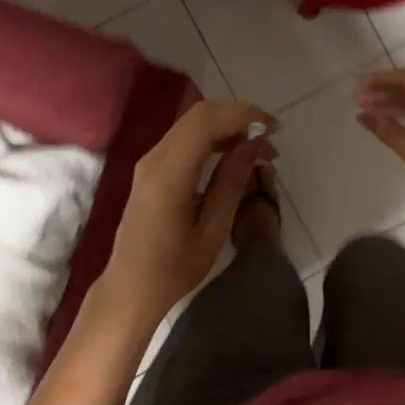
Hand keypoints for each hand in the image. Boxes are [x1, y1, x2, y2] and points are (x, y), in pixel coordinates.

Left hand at [105, 100, 276, 315]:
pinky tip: (234, 156)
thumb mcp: (213, 229)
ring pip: (191, 124)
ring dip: (226, 127)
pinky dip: (212, 138)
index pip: (206, 121)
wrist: (130, 289)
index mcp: (170, 173)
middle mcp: (155, 158)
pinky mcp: (151, 171)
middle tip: (270, 138)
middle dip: (238, 117)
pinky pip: (184, 140)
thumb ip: (232, 182)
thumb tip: (254, 144)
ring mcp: (150, 163)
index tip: (274, 128)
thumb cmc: (174, 269)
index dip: (243, 115)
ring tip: (259, 149)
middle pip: (198, 115)